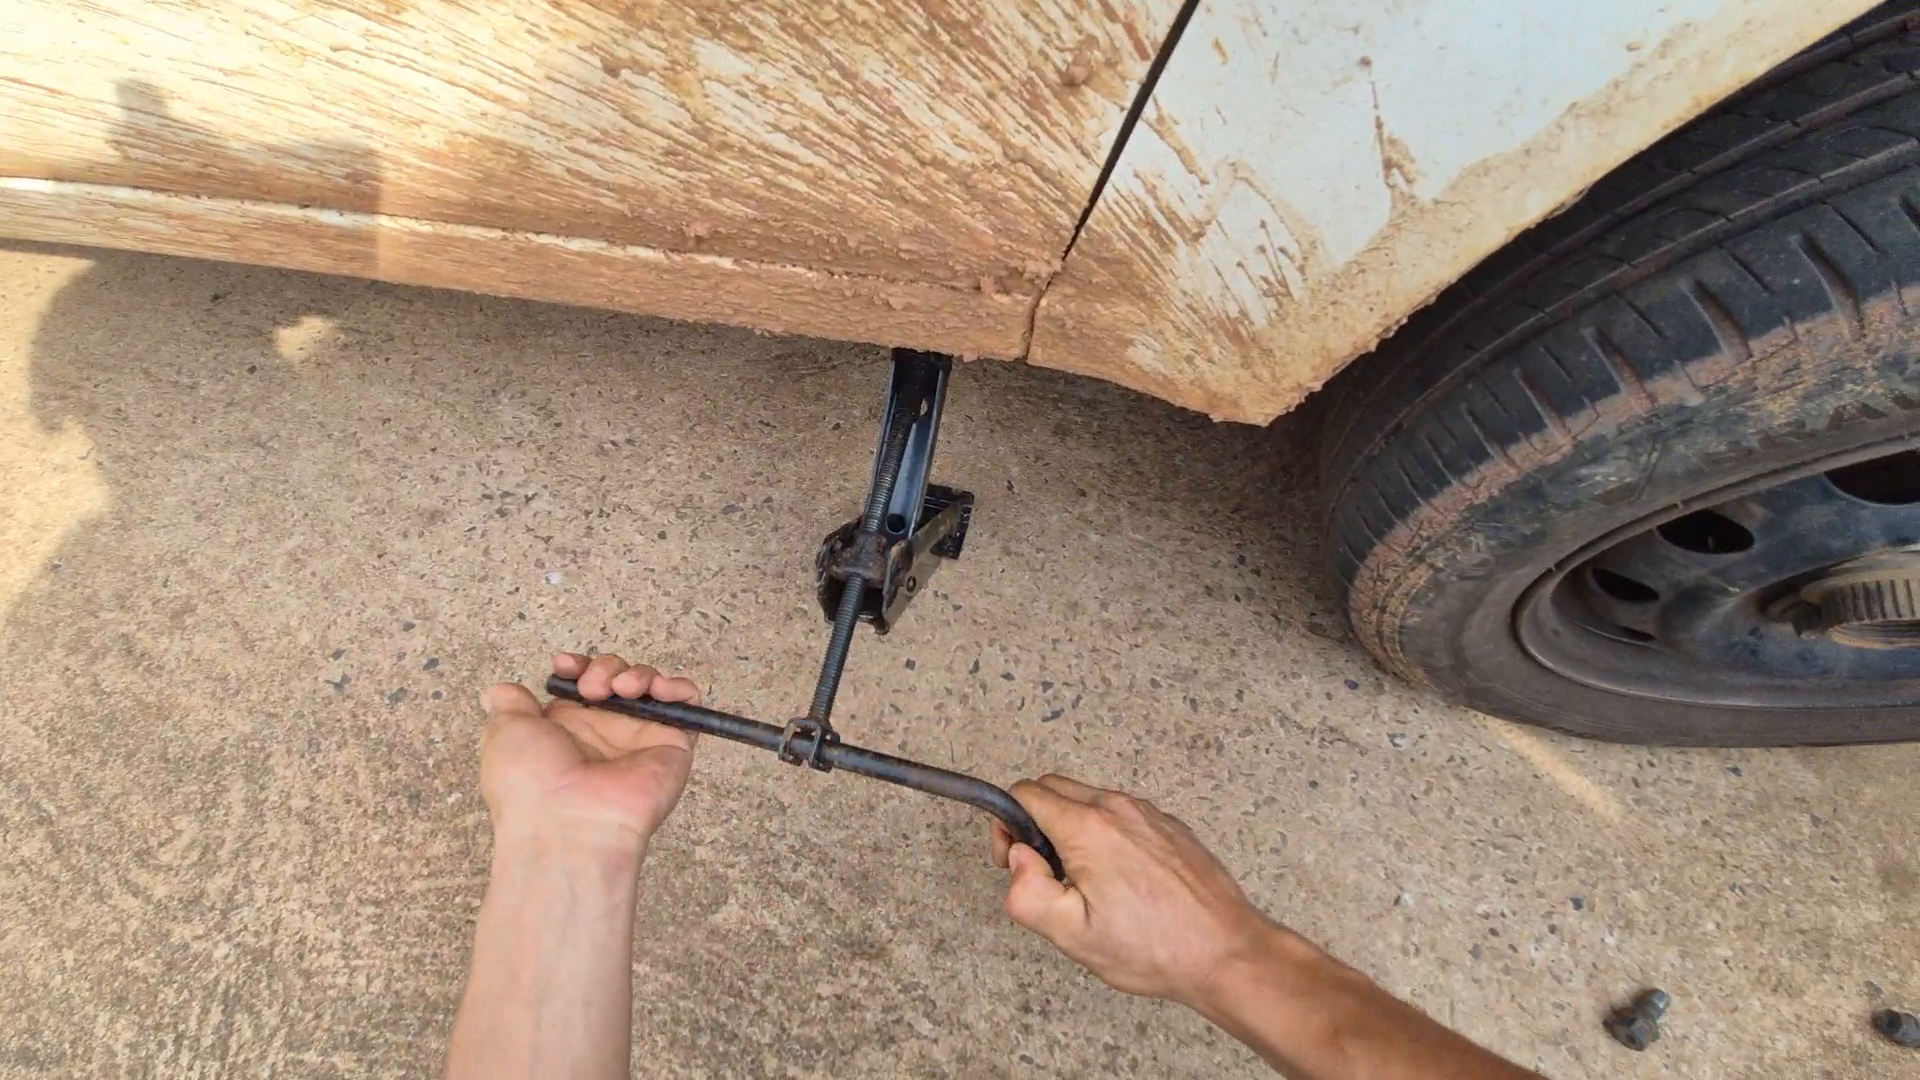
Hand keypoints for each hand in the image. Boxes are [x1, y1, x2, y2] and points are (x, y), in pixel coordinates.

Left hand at [479, 652, 701, 854]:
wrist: (569, 822)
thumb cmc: (532, 785)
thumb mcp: (505, 735)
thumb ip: (509, 706)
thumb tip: (500, 690)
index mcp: (569, 727)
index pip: (583, 681)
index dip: (579, 665)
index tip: (565, 665)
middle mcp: (607, 729)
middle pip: (618, 675)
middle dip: (607, 667)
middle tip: (593, 689)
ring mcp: (641, 735)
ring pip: (652, 683)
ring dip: (638, 673)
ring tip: (623, 689)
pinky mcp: (673, 742)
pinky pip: (687, 703)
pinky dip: (679, 687)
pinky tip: (658, 689)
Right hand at [991, 775, 1277, 1005]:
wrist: (1226, 951)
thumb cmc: (1154, 947)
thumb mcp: (1073, 935)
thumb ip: (1026, 893)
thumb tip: (1018, 858)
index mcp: (1086, 827)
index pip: (1026, 792)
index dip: (1007, 825)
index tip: (1015, 860)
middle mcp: (1115, 806)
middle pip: (1052, 787)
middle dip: (1033, 821)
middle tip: (1044, 871)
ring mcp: (1145, 811)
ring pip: (1086, 798)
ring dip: (1069, 826)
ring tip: (1084, 880)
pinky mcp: (1167, 823)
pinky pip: (1119, 812)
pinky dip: (1104, 831)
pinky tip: (1119, 878)